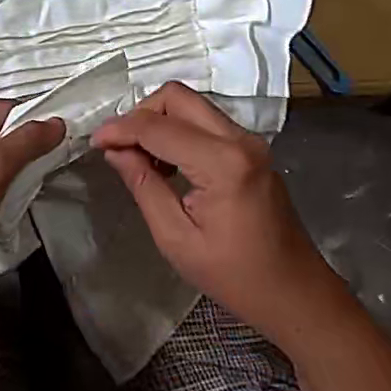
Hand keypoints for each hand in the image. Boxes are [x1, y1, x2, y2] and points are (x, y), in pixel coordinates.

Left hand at [0, 100, 64, 282]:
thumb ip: (28, 141)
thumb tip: (59, 122)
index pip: (9, 108)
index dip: (37, 125)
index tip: (66, 142)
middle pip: (6, 131)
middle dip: (29, 149)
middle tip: (53, 167)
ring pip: (1, 156)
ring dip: (20, 170)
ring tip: (36, 184)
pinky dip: (8, 184)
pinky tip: (20, 197)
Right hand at [91, 82, 347, 342]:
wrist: (296, 294)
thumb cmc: (234, 275)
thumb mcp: (175, 237)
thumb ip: (143, 185)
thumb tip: (115, 151)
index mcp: (222, 163)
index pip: (156, 127)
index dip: (119, 130)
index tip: (94, 144)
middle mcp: (239, 141)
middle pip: (177, 96)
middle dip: (139, 114)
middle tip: (119, 147)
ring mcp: (250, 142)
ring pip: (191, 104)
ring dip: (158, 121)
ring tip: (140, 159)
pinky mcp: (251, 150)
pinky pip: (205, 121)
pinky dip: (177, 130)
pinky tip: (166, 163)